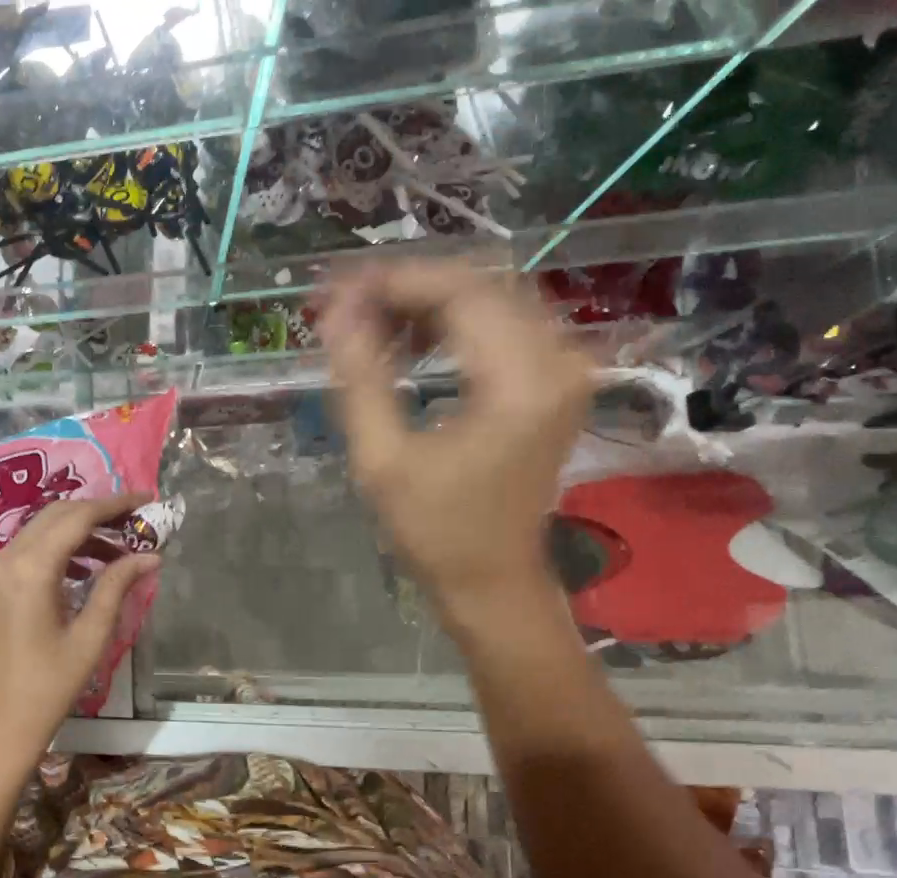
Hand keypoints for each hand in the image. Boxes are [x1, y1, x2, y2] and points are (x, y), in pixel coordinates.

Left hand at [0, 492, 161, 766]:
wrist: (1, 721)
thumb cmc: (49, 685)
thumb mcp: (91, 636)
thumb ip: (116, 587)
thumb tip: (149, 554)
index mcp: (30, 569)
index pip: (77, 517)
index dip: (115, 504)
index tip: (148, 500)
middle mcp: (5, 559)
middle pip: (56, 516)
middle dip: (98, 513)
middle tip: (137, 523)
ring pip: (41, 530)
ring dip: (79, 532)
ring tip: (119, 551)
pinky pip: (28, 550)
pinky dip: (58, 548)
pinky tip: (88, 569)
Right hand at [320, 260, 594, 621]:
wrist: (491, 577)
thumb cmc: (434, 528)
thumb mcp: (382, 458)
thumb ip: (360, 378)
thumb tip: (334, 313)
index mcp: (522, 381)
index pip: (460, 293)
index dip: (392, 283)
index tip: (333, 290)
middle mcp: (559, 360)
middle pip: (479, 285)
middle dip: (404, 286)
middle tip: (340, 303)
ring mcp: (563, 368)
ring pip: (490, 298)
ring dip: (423, 301)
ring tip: (362, 321)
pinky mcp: (553, 380)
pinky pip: (501, 324)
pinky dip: (448, 322)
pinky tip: (404, 339)